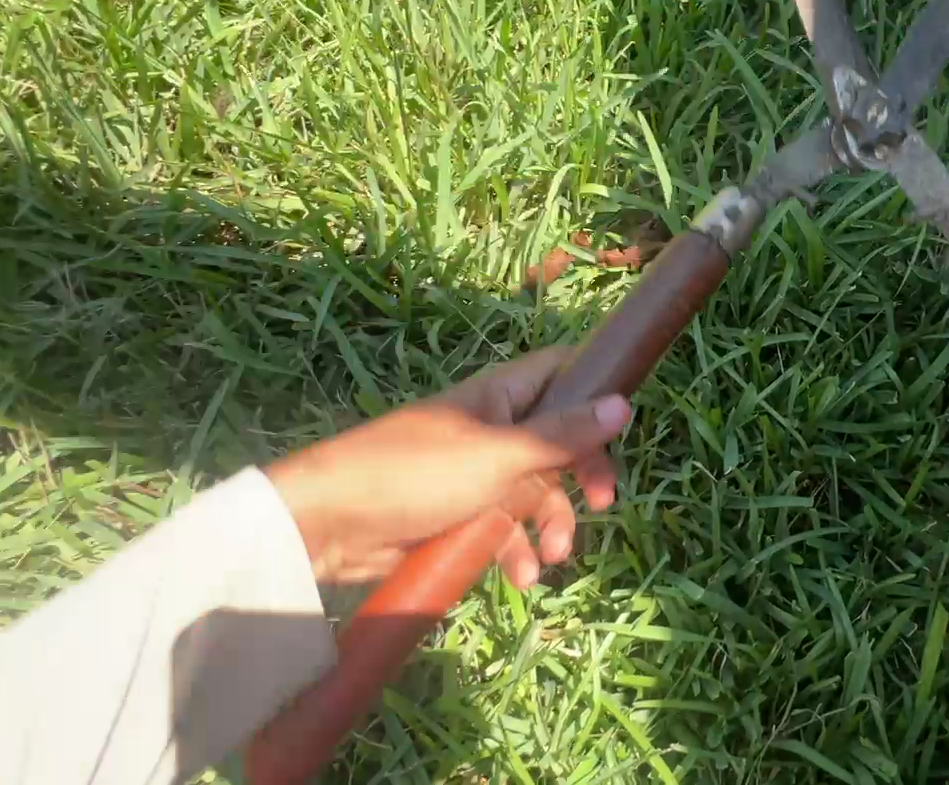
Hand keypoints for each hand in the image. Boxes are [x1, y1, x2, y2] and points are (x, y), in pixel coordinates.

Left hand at [264, 347, 628, 585]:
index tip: (619, 422)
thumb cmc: (416, 473)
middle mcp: (496, 428)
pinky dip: (517, 549)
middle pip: (560, 440)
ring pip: (536, 490)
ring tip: (552, 559)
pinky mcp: (459, 514)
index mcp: (502, 396)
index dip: (593, 390)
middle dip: (583, 473)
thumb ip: (563, 435)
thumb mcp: (500, 454)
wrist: (324, 528)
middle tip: (603, 500)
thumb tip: (624, 404)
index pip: (561, 373)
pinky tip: (519, 576)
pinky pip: (504, 526)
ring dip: (553, 523)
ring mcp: (478, 472)